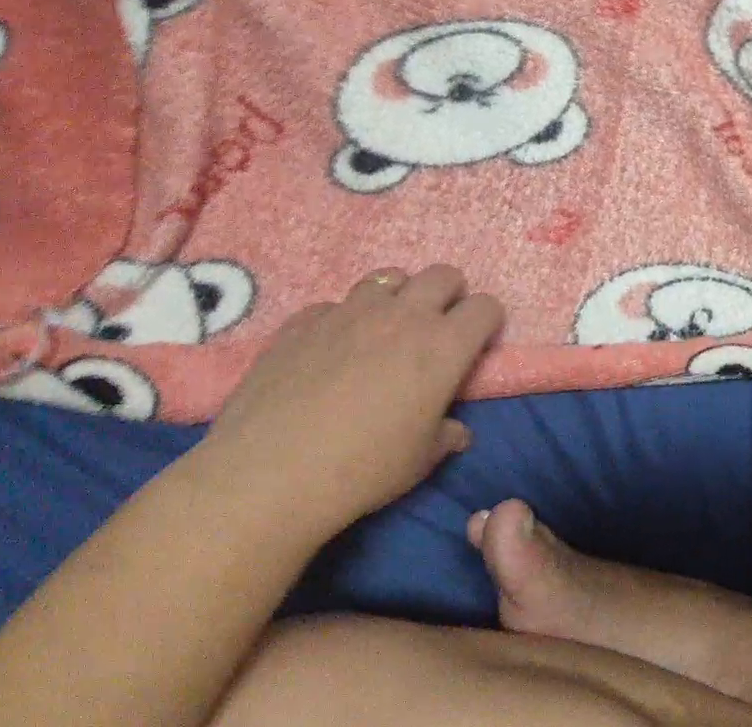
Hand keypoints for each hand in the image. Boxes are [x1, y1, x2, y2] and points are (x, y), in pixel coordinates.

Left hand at [199, 265, 503, 537]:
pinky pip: (331, 306)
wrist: (265, 477)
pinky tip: (329, 351)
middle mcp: (403, 317)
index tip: (475, 345)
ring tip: (384, 331)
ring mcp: (348, 314)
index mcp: (445, 345)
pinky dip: (339, 321)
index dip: (485, 323)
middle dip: (449, 295)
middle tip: (436, 328)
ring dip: (395, 298)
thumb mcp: (421, 459)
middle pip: (442, 275)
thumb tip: (456, 433)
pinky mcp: (300, 324)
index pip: (486, 307)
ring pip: (386, 279)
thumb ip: (445, 435)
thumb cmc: (363, 468)